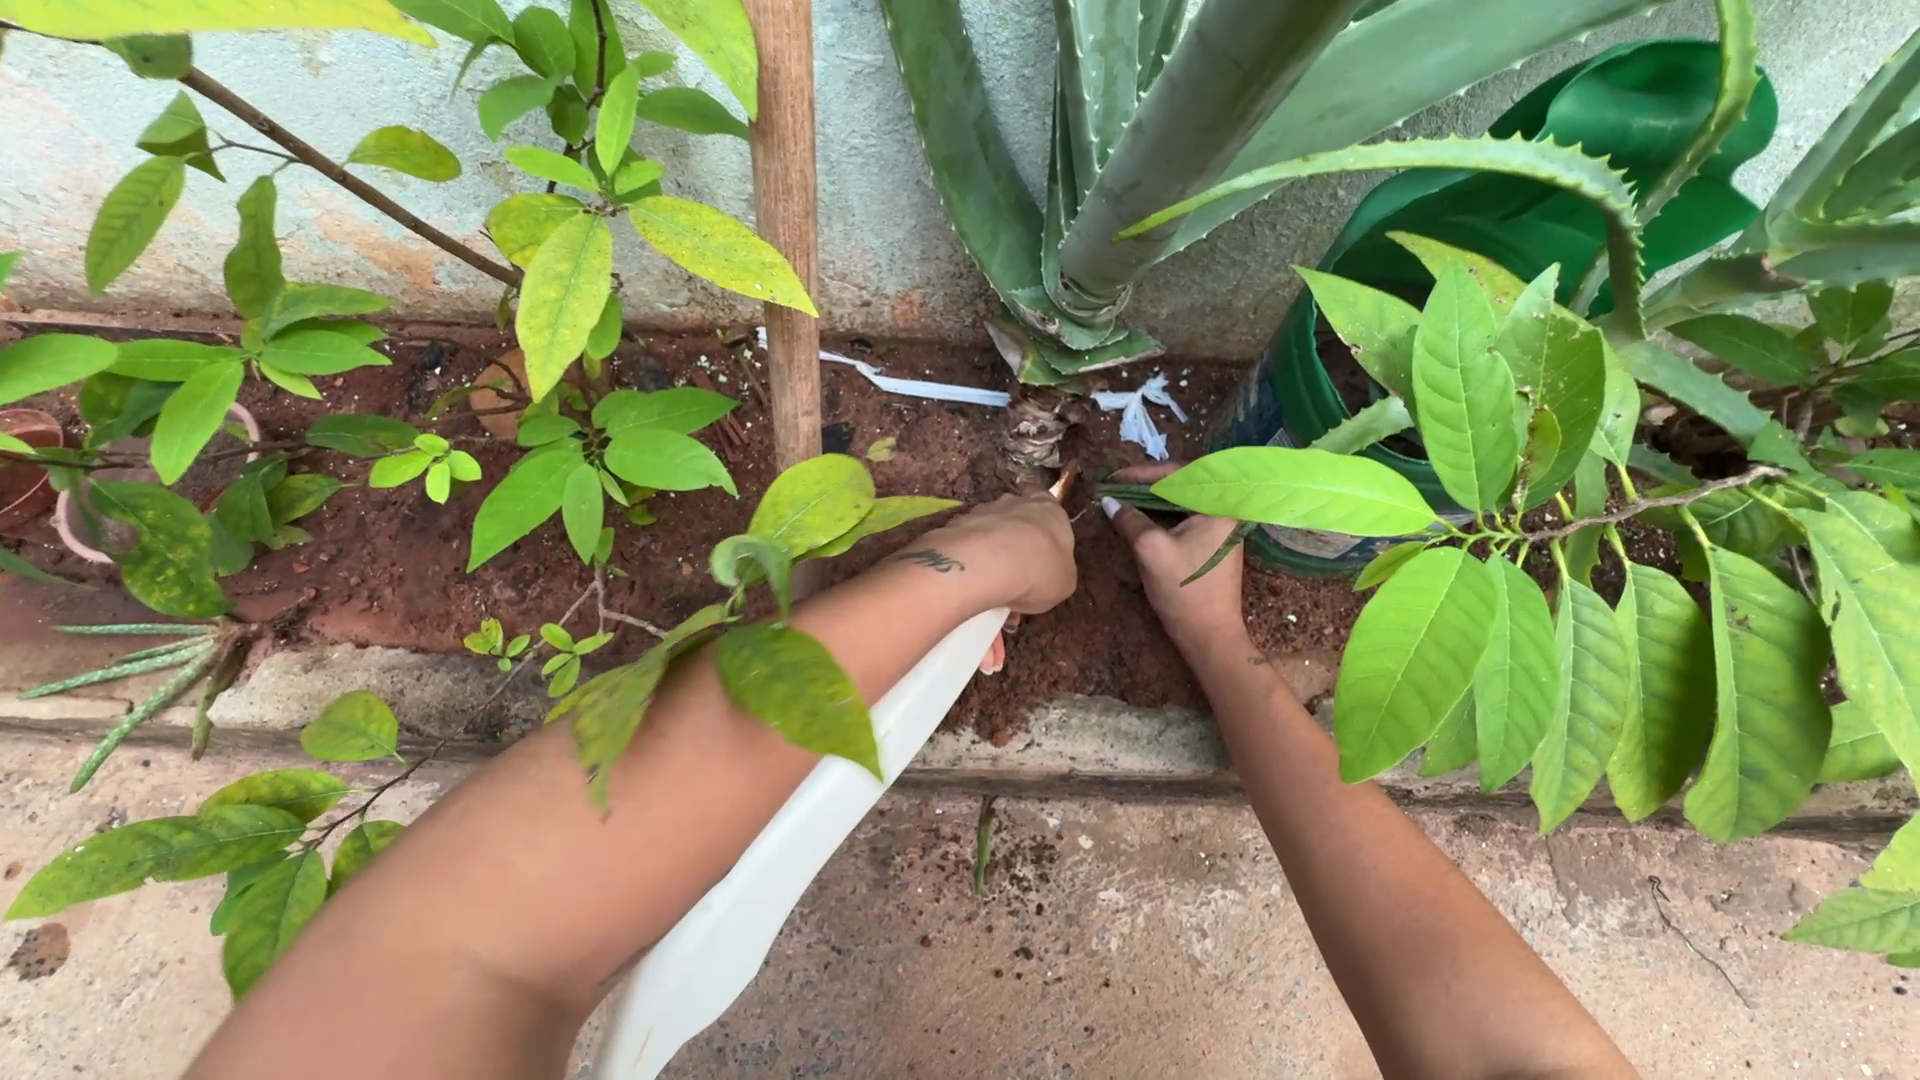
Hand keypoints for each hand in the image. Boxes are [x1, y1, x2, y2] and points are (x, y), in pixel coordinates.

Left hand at [898, 493, 1075, 614]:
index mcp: (1050, 511)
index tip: (1036, 534)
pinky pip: (965, 545)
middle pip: (1015, 516)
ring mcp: (982, 512)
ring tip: (989, 585)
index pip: (1045, 499)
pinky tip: (970, 585)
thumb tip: (1048, 573)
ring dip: (989, 552)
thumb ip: (1057, 570)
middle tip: (1014, 569)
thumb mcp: (1063, 582)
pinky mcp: (955, 526)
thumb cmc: (1038, 571)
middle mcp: (1016, 503)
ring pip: (987, 531)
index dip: (1040, 518)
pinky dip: (968, 562)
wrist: (988, 563)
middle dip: (1014, 538)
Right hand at [1103, 463, 1247, 649]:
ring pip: (1184, 501)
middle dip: (1147, 483)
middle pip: (1183, 484)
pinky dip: (1164, 514)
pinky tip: (1142, 518)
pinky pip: (1187, 517)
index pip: (1178, 473)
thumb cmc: (1183, 590)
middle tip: (1116, 486)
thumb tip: (1108, 501)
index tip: (1113, 479)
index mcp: (1219, 506)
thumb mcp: (1151, 549)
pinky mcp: (1215, 543)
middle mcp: (1226, 511)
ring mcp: (1222, 528)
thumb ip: (1130, 519)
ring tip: (1125, 499)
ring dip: (1154, 498)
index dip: (1142, 473)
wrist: (1209, 635)